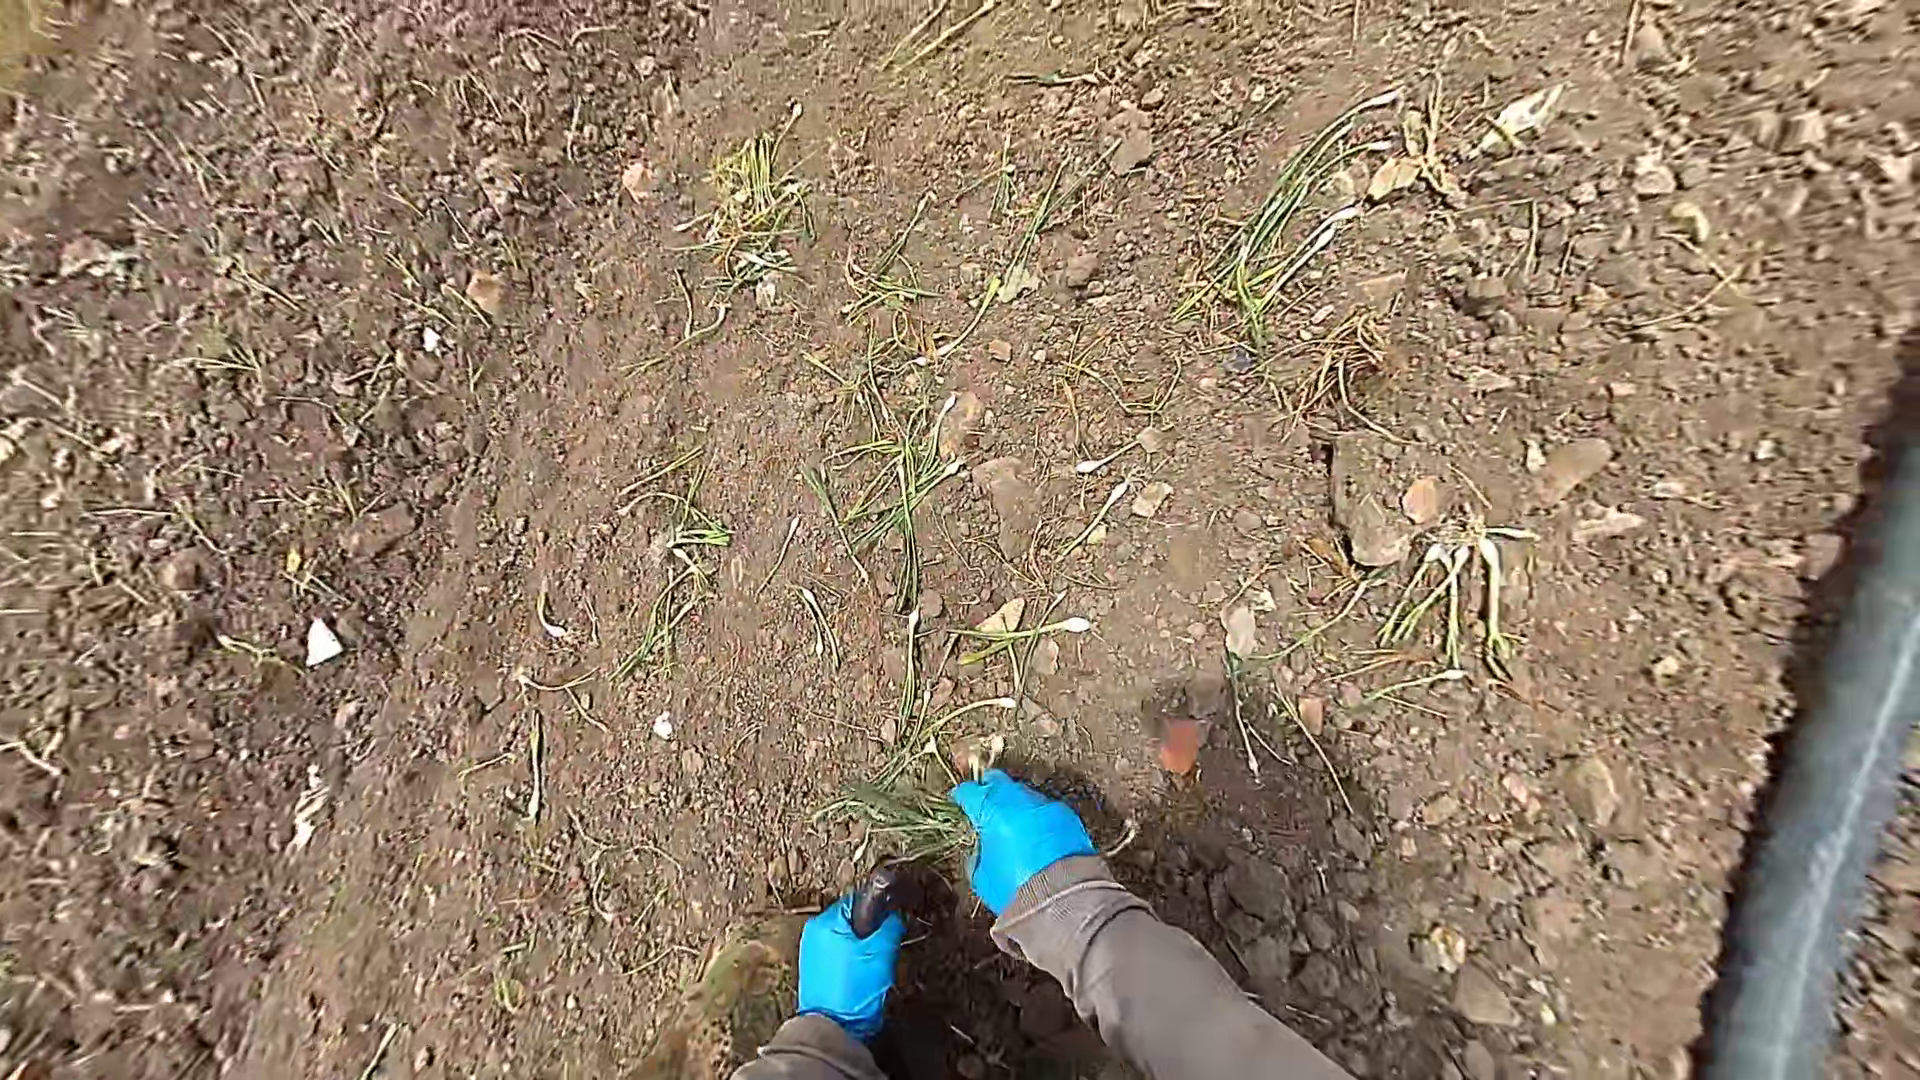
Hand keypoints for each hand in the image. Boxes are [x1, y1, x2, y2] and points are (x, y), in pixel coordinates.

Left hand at [797, 892, 905, 1041]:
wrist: (832, 1033)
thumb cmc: (852, 992)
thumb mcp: (882, 951)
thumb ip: (890, 925)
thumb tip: (893, 916)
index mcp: (826, 921)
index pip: (858, 899)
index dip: (878, 910)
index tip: (889, 921)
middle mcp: (814, 933)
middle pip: (851, 919)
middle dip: (869, 932)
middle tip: (880, 948)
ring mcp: (811, 954)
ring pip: (846, 939)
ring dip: (859, 948)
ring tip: (869, 968)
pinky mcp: (814, 973)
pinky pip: (837, 956)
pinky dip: (849, 963)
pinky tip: (858, 979)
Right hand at [949, 768, 1095, 914]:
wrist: (1063, 900)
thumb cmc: (1018, 891)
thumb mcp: (983, 878)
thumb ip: (977, 856)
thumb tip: (980, 850)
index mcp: (991, 810)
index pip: (970, 791)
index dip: (963, 795)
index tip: (961, 798)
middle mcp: (1017, 800)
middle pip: (998, 782)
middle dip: (989, 788)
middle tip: (985, 802)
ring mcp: (1043, 804)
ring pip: (1023, 794)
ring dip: (1015, 804)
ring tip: (1013, 825)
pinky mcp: (1066, 814)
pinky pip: (1045, 809)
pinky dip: (1037, 818)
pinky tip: (1036, 836)